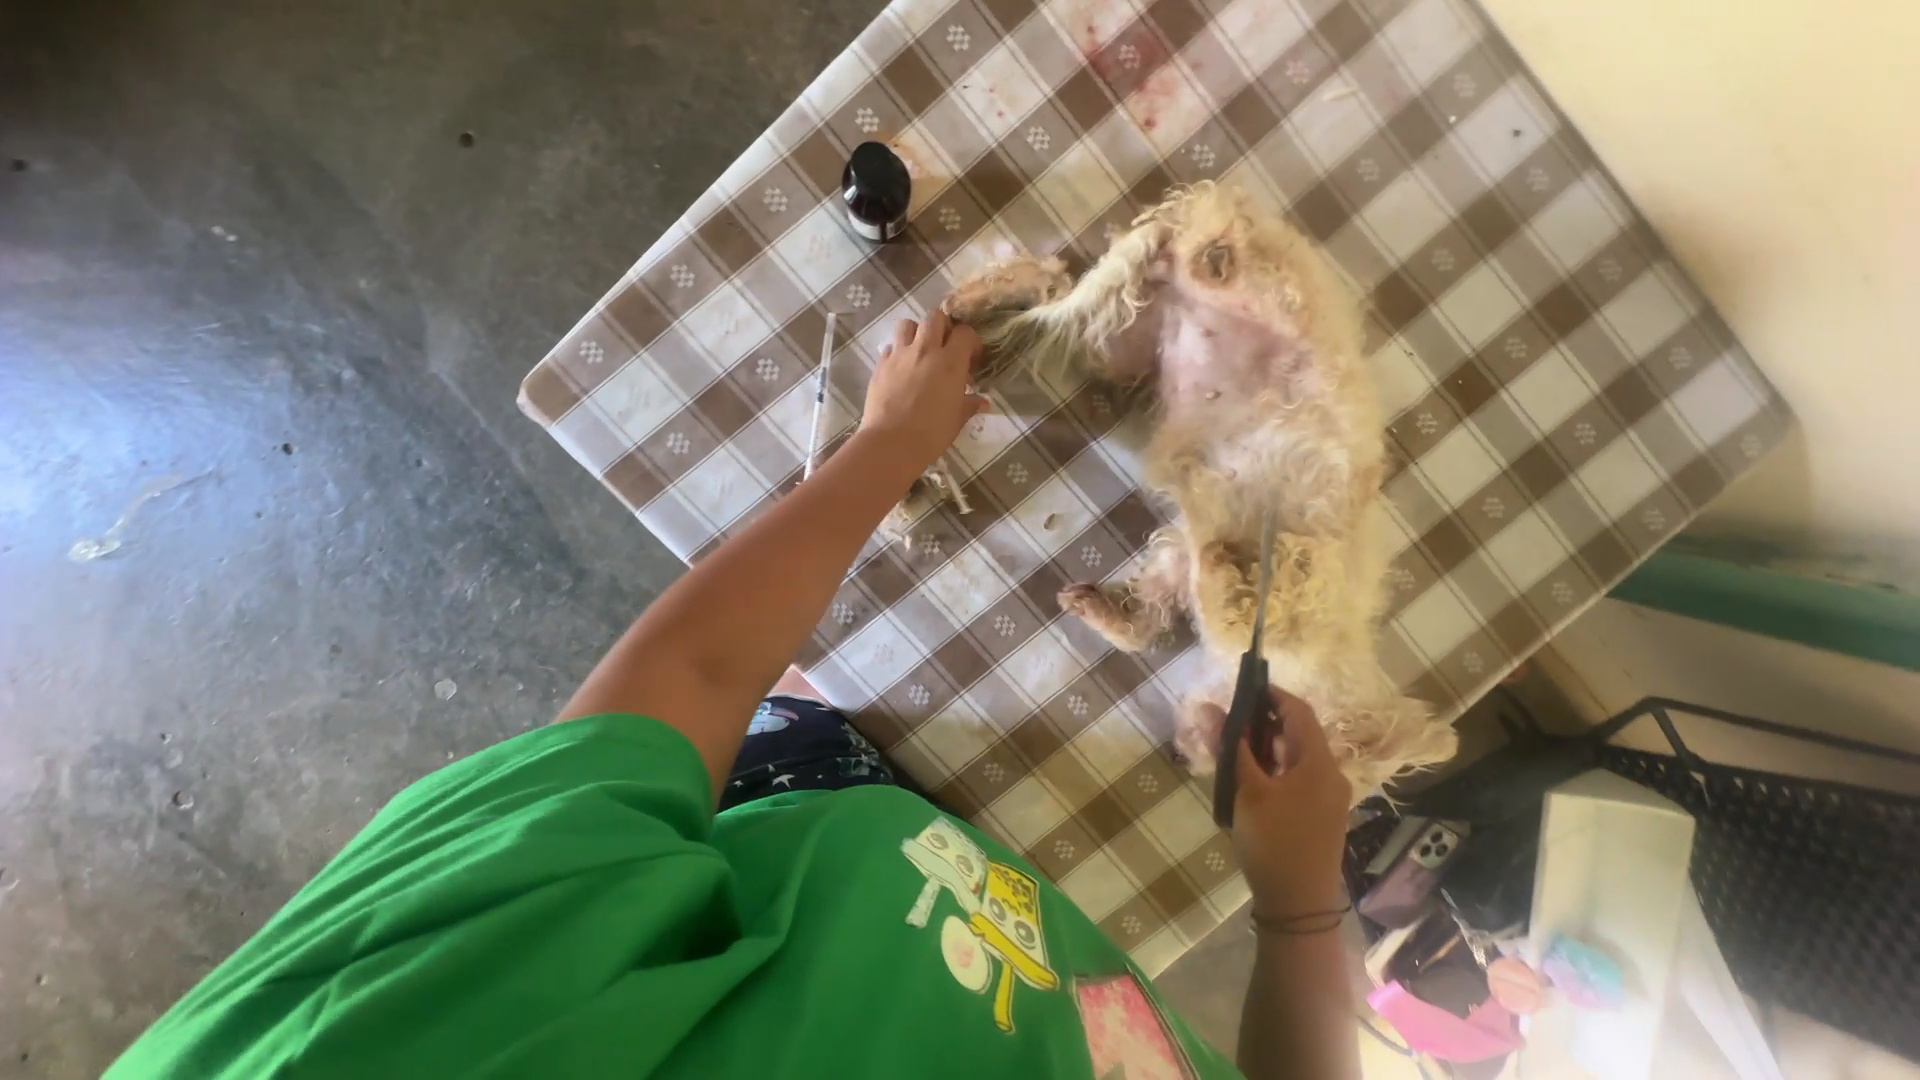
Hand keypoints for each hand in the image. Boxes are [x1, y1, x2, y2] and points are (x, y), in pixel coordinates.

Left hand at [861, 309, 988, 470]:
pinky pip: (890, 347)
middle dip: (943, 326)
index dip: (970, 341)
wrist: (892, 442)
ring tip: (920, 350)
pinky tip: (901, 369)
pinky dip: (897, 352)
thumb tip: (984, 403)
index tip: (971, 357)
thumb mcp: (957, 419)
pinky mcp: (880, 365)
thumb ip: (970, 405)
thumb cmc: (932, 433)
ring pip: (908, 324)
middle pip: (935, 317)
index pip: (965, 332)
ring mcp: (900, 355)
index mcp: (950, 362)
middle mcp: (925, 350)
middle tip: (945, 346)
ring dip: (916, 332)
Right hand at [1226, 689, 1352, 920]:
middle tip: (1232, 718)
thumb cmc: (1272, 841)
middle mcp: (1332, 775)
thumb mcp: (1246, 791)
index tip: (1242, 688)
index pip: (1299, 712)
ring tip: (1237, 745)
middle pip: (1302, 732)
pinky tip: (1253, 776)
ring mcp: (1330, 797)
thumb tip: (1213, 708)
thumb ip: (1233, 747)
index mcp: (1319, 764)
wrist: (1299, 904)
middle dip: (1267, 720)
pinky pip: (1302, 776)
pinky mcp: (1323, 815)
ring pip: (1301, 756)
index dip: (1272, 695)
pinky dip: (1278, 766)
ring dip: (1271, 744)